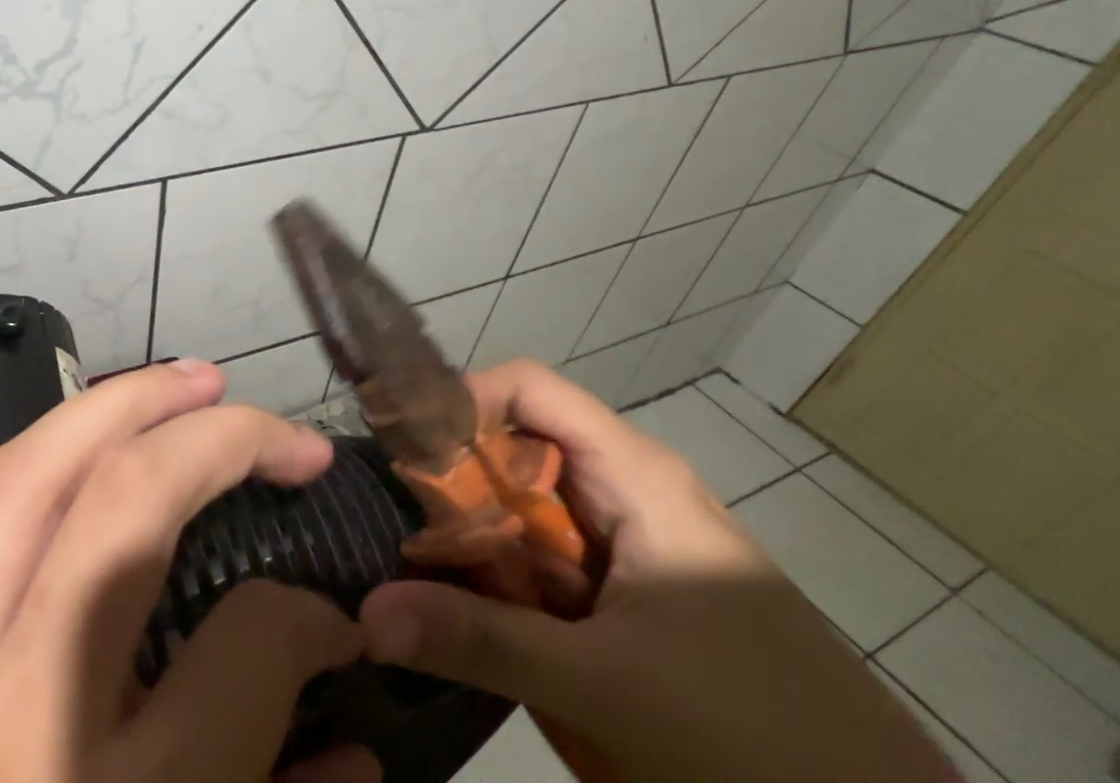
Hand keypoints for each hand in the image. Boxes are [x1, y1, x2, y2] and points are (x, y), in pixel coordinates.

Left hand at [0, 359, 380, 782]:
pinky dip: (12, 483)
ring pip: (2, 491)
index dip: (307, 616)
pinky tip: (54, 467)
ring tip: (163, 389)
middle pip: (101, 505)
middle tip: (243, 396)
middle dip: (187, 427)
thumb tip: (350, 746)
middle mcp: (0, 717)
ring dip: (92, 418)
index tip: (332, 614)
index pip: (243, 648)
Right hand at [358, 361, 952, 781]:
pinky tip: (465, 619)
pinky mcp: (631, 598)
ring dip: (468, 537)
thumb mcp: (606, 683)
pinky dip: (499, 580)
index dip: (455, 400)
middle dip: (446, 481)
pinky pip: (546, 565)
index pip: (527, 389)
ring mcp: (632, 548)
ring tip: (402, 573)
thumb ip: (482, 641)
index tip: (390, 447)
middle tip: (379, 526)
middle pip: (516, 449)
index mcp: (636, 477)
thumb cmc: (754, 729)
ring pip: (527, 512)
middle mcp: (630, 494)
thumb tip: (366, 614)